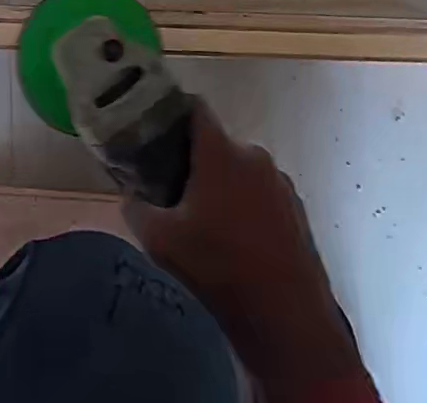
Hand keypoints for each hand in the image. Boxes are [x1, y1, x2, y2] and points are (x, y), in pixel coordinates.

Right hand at [123, 102, 367, 401]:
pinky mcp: (297, 209)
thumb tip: (128, 194)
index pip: (195, 108)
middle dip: (195, 159)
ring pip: (240, 169)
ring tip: (206, 217)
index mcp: (221, 152)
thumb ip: (136, 208)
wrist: (286, 319)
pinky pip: (262, 192)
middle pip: (216, 143)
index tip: (155, 126)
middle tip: (175, 186)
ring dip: (223, 183)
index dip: (173, 111)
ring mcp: (281, 182)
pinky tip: (237, 236)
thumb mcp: (160, 240)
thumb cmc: (219, 267)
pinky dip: (247, 203)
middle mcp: (254, 155)